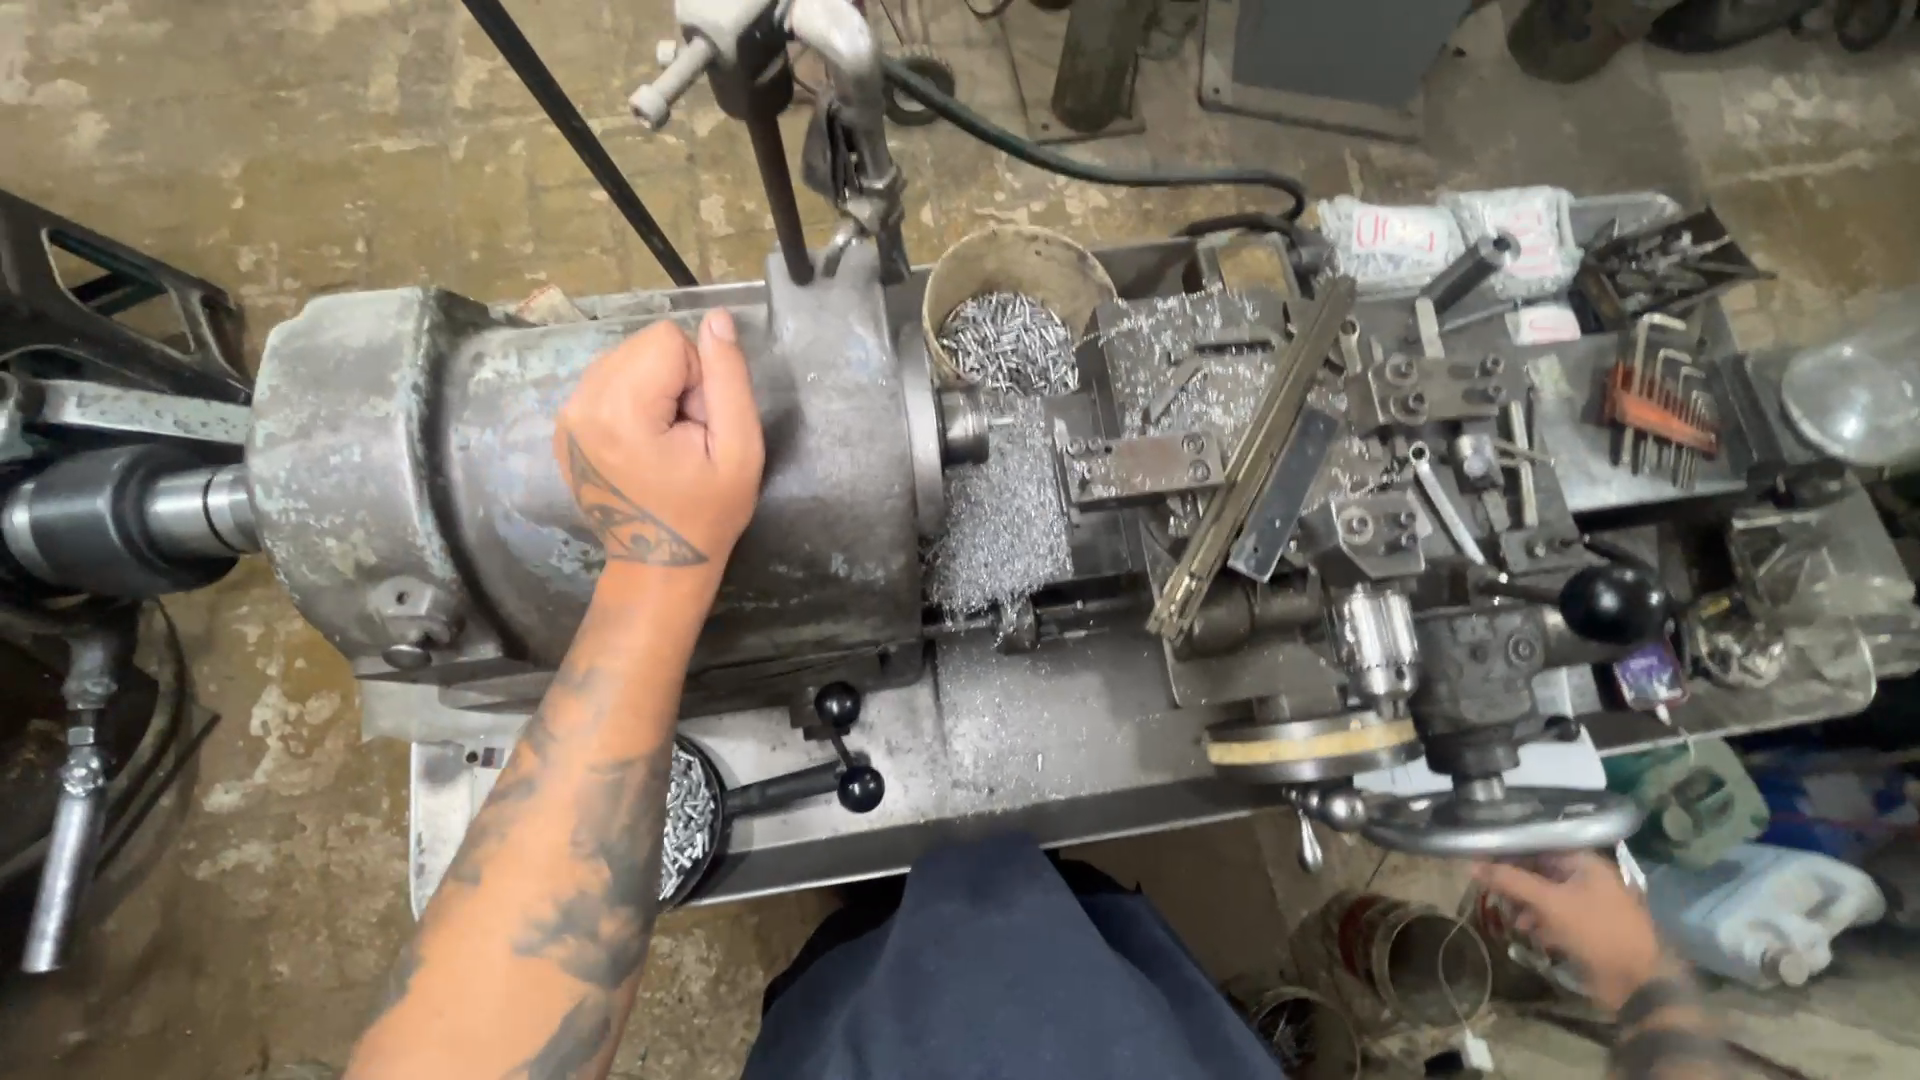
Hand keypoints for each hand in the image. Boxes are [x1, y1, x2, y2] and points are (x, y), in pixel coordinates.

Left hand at [554, 310, 764, 577]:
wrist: (660, 564)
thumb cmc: (708, 513)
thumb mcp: (740, 449)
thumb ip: (729, 379)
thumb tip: (717, 318)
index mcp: (619, 410)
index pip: (668, 339)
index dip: (698, 378)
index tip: (700, 426)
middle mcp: (580, 403)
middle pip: (643, 345)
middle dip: (675, 381)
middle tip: (685, 436)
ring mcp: (565, 416)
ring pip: (626, 359)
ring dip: (655, 391)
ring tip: (666, 442)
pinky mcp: (563, 426)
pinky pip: (608, 382)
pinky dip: (633, 402)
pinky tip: (644, 445)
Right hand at [1475, 851, 1670, 1012]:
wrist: (1639, 984)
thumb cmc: (1596, 932)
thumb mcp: (1549, 903)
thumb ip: (1510, 881)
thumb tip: (1471, 866)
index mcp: (1585, 863)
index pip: (1536, 846)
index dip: (1507, 852)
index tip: (1481, 860)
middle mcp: (1588, 878)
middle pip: (1539, 870)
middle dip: (1514, 882)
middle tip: (1490, 890)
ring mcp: (1589, 904)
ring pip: (1545, 895)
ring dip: (1524, 904)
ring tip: (1510, 917)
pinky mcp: (1587, 927)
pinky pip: (1555, 915)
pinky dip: (1539, 921)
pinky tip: (1528, 932)